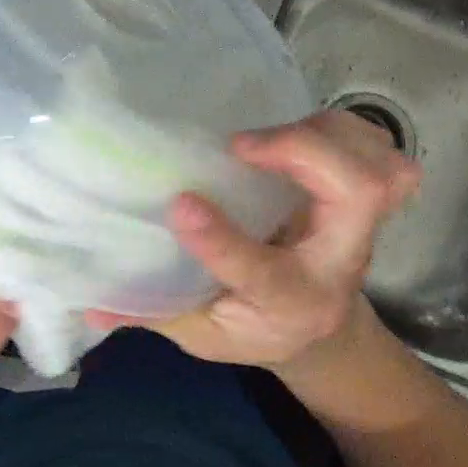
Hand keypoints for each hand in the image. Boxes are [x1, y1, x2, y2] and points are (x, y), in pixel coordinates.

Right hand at [93, 111, 419, 374]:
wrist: (320, 330)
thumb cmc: (252, 328)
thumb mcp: (199, 334)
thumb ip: (150, 314)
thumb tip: (87, 303)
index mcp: (289, 302)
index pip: (262, 272)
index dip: (222, 239)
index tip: (180, 204)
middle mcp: (337, 263)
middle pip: (360, 198)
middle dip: (306, 154)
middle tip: (241, 146)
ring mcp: (362, 229)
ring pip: (378, 167)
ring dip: (325, 136)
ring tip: (267, 137)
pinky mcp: (368, 200)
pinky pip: (380, 150)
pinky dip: (343, 131)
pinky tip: (300, 132)